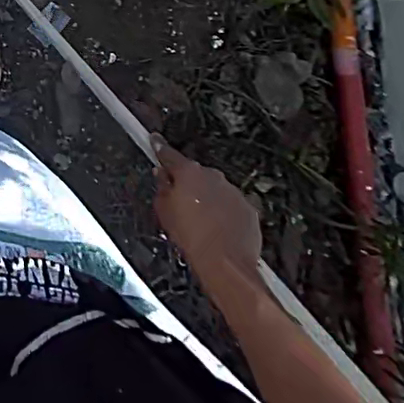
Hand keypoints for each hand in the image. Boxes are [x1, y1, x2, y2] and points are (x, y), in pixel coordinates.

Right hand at [150, 135, 261, 289]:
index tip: (154, 139)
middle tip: (178, 200)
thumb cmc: (190, 236)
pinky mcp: (249, 209)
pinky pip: (231, 204)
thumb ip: (161, 187)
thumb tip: (162, 176)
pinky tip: (217, 227)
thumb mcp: (163, 210)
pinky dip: (223, 211)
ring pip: (214, 188)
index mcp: (188, 172)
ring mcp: (233, 192)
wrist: (225, 263)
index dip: (159, 146)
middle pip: (194, 173)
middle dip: (186, 182)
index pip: (168, 153)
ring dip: (206, 197)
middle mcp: (212, 176)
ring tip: (199, 220)